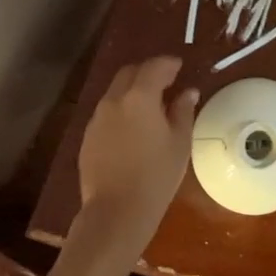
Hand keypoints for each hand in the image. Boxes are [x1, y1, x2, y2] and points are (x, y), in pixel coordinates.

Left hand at [76, 56, 198, 248]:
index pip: (154, 67)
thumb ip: (183, 111)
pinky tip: (132, 128)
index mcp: (140, 97)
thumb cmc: (156, 176)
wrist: (116, 212)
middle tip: (165, 82)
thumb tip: (188, 92)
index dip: (168, 64)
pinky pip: (106, 112)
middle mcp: (114, 100)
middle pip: (129, 73)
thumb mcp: (179, 143)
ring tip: (150, 107)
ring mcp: (96, 119)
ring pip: (115, 92)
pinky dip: (121, 110)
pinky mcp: (87, 137)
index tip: (179, 67)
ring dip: (132, 91)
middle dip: (147, 72)